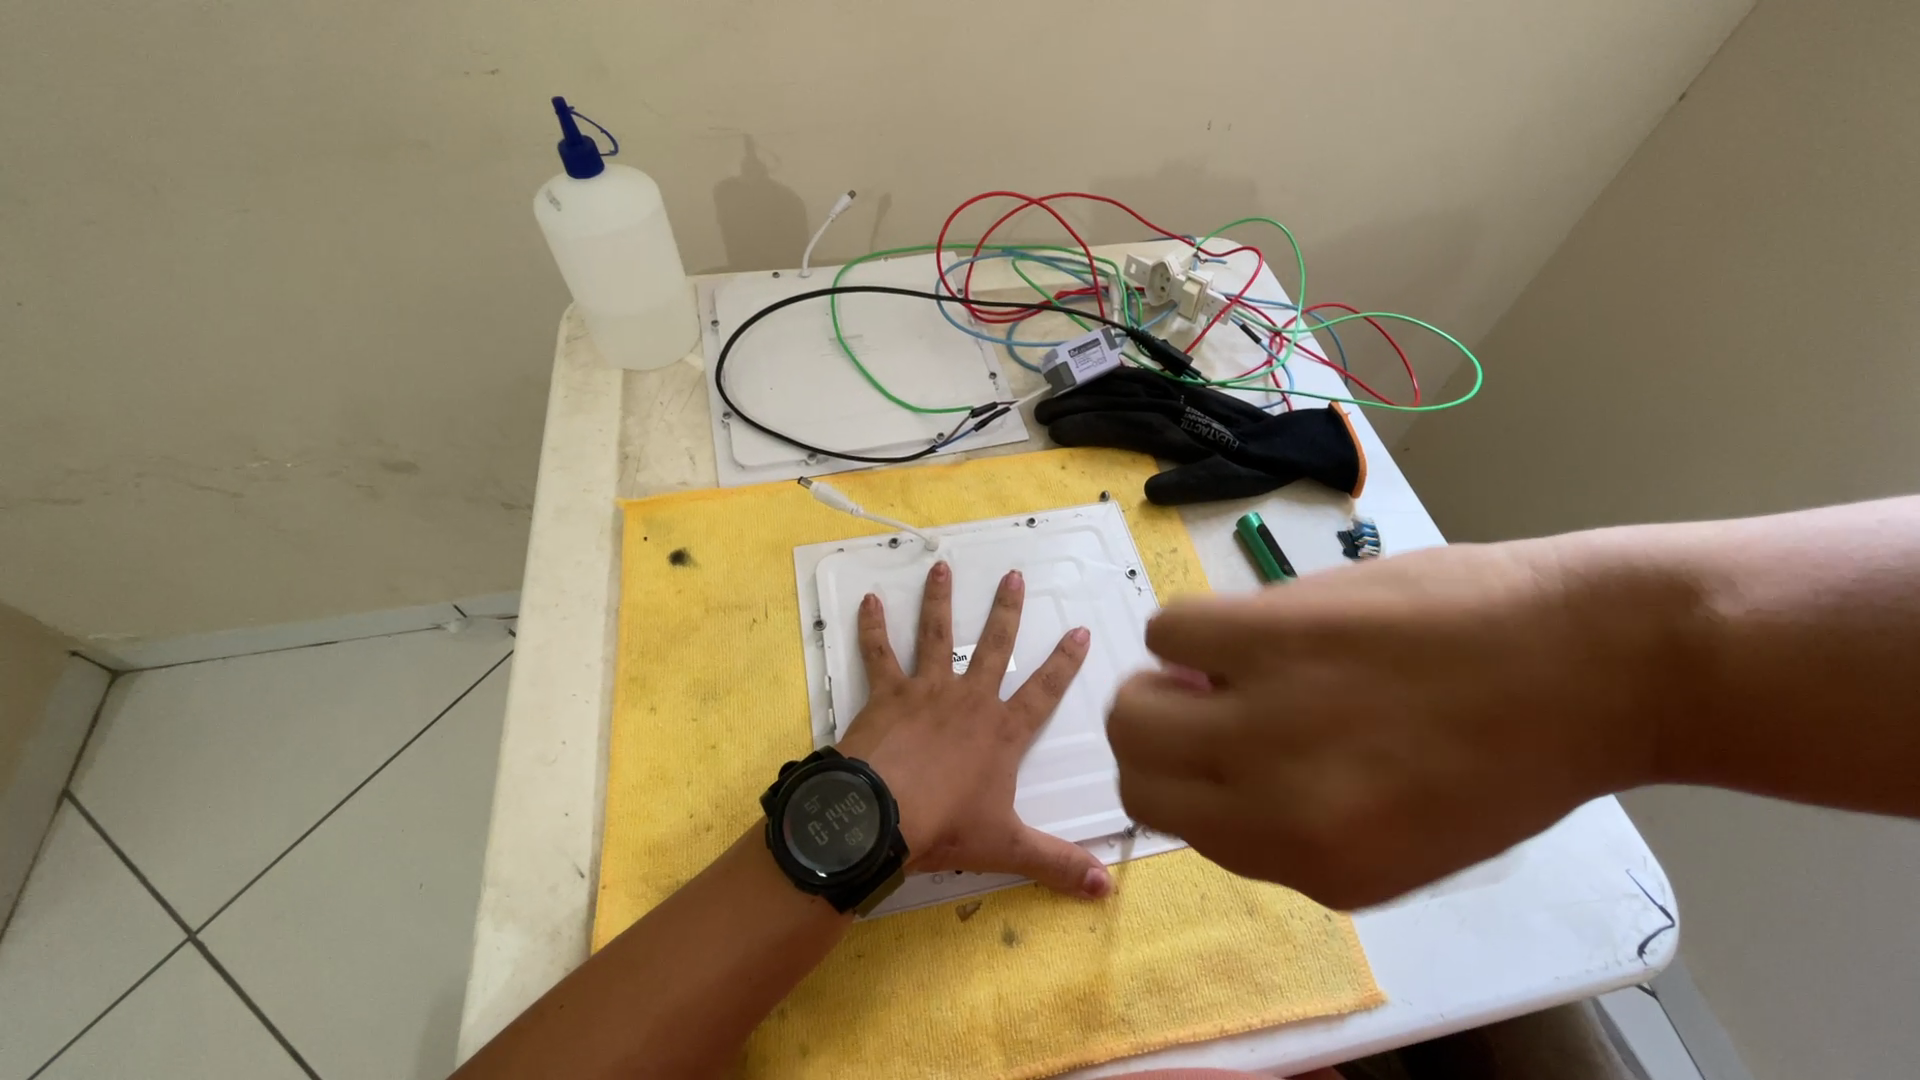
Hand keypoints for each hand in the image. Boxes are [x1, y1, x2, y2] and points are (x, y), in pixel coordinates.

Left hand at [837, 561, 1113, 900]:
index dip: (1064, 662)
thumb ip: (1058, 864)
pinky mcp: (886, 694)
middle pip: (994, 647)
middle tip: (1014, 576)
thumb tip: (1108, 889)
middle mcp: (969, 700)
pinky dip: (873, 626)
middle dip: (1006, 611)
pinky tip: (869, 599)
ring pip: (937, 635)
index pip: (1043, 691)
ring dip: (940, 600)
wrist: (882, 817)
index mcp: (1002, 732)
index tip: (1078, 631)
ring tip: (942, 567)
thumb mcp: (1008, 847)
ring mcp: (926, 690)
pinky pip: (879, 653)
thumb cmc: (946, 826)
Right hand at [1108, 540, 1685, 908]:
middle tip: (1198, 701)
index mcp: (1317, 869)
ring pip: (1130, 705)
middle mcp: (1279, 808)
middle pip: (1134, 775)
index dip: (1188, 781)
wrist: (1596, 662)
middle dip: (1154, 737)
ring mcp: (1269, 718)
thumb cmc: (1509, 754)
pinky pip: (1167, 630)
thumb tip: (1204, 760)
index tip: (1214, 747)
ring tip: (1228, 660)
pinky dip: (1193, 628)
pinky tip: (1250, 626)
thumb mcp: (1400, 839)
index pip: (1178, 829)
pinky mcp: (1269, 633)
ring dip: (1166, 678)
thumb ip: (1290, 824)